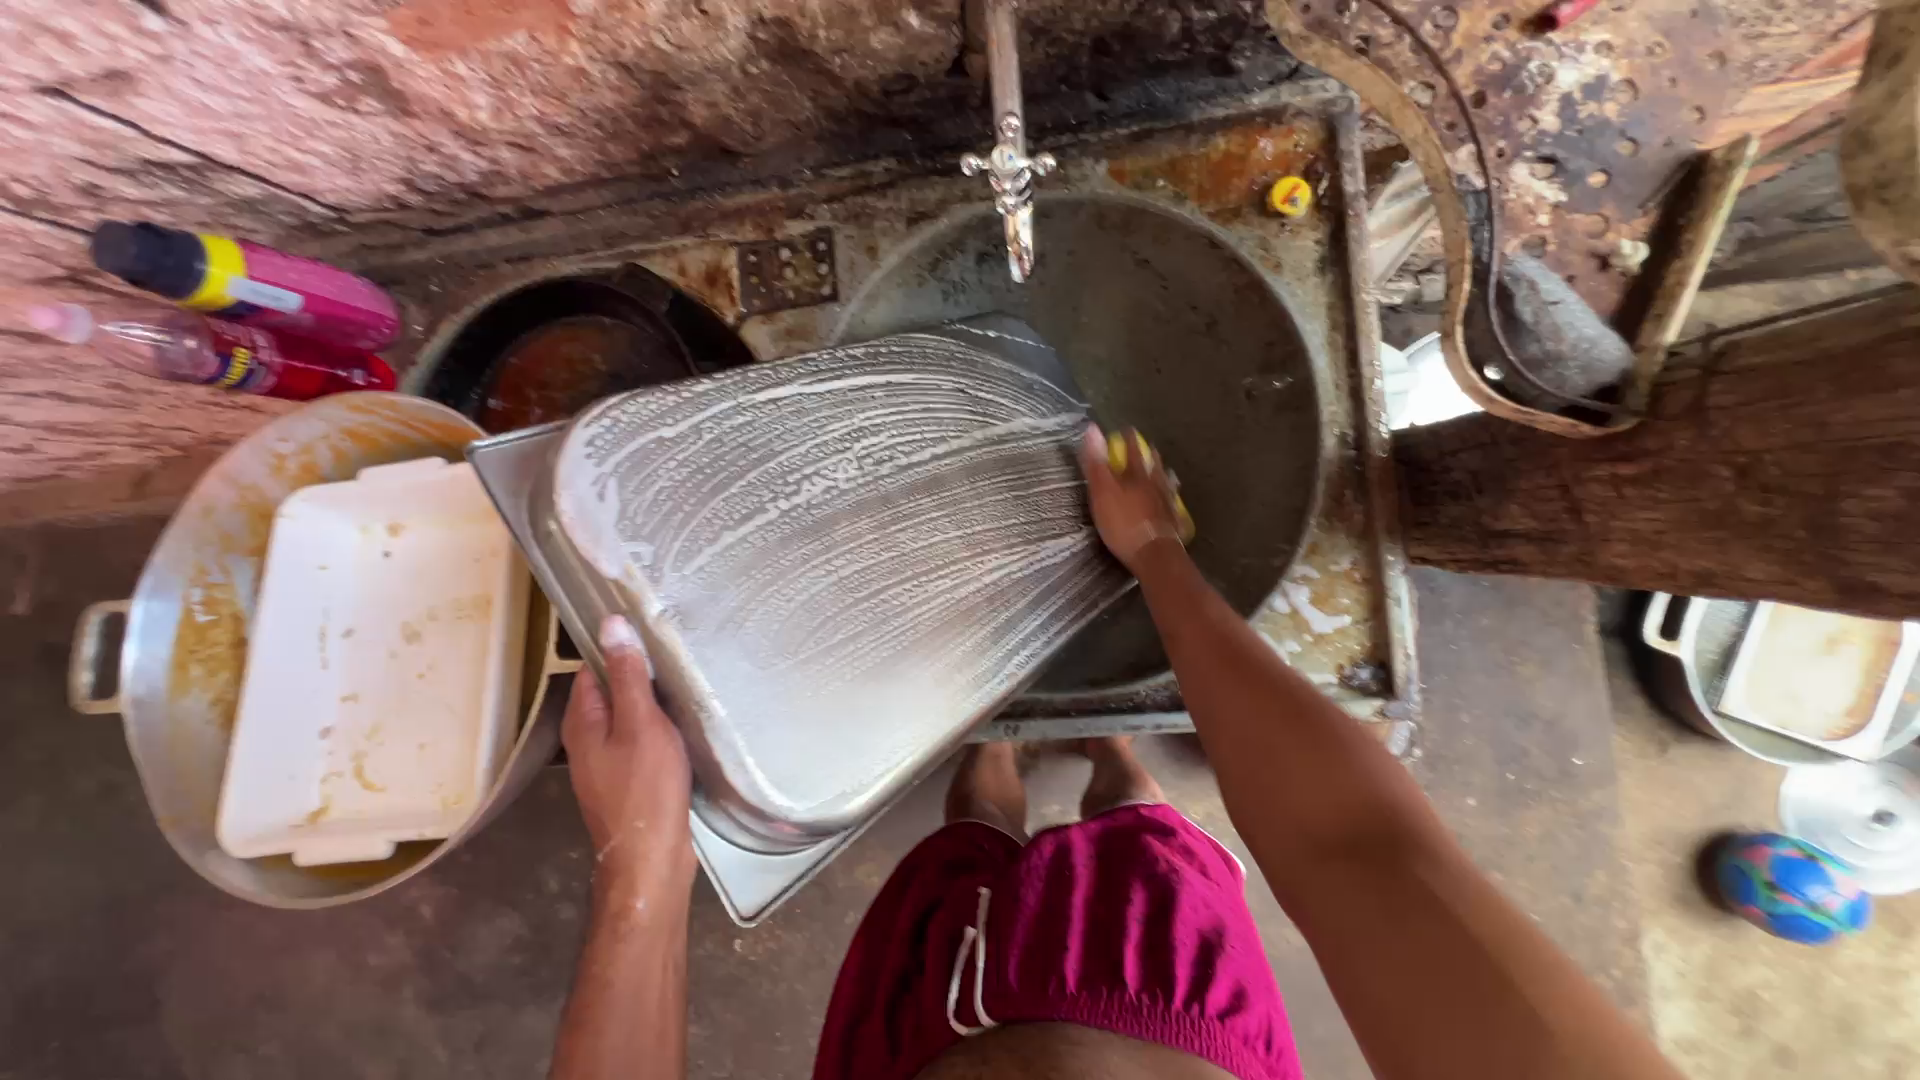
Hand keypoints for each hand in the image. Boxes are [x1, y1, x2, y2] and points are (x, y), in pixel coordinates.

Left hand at [562, 615, 695, 894]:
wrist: (649, 856)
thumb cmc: (645, 786)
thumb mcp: (641, 722)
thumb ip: (627, 675)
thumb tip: (610, 624)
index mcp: (582, 720)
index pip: (593, 667)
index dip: (620, 648)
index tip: (655, 635)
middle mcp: (586, 739)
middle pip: (611, 691)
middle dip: (640, 674)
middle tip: (679, 659)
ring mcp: (605, 762)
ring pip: (628, 717)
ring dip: (653, 703)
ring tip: (686, 686)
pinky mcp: (626, 780)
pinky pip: (639, 739)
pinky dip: (658, 728)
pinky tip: (683, 726)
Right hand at [1076, 422, 1194, 574]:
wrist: (1152, 553)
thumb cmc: (1122, 522)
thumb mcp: (1102, 492)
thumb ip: (1096, 463)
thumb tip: (1092, 428)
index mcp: (1137, 476)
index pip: (1133, 452)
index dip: (1129, 440)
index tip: (1128, 429)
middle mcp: (1155, 485)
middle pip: (1153, 466)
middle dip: (1150, 456)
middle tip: (1150, 447)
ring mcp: (1167, 503)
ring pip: (1166, 484)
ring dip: (1164, 475)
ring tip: (1166, 471)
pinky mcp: (1173, 522)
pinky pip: (1173, 505)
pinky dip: (1172, 499)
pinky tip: (1174, 502)